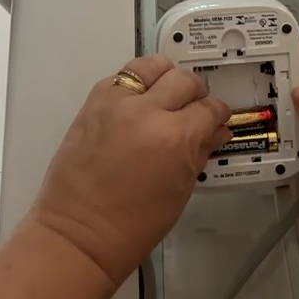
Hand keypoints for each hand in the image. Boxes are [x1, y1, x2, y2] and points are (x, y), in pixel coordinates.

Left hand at [26, 55, 231, 286]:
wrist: (79, 233)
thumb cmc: (135, 224)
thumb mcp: (180, 190)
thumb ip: (200, 152)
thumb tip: (216, 131)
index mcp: (174, 138)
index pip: (209, 109)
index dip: (218, 114)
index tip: (217, 120)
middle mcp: (147, 111)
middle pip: (183, 80)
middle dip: (196, 93)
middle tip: (193, 109)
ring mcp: (115, 103)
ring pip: (150, 65)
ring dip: (164, 76)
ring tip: (164, 94)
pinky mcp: (92, 102)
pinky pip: (120, 76)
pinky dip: (133, 84)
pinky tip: (136, 102)